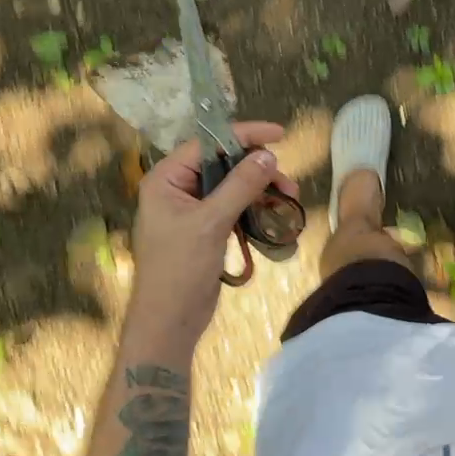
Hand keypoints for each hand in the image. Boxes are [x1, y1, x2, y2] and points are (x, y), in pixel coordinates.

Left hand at [124, 122, 298, 344]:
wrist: (169, 321)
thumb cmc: (180, 269)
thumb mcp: (211, 223)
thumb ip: (240, 185)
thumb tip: (268, 154)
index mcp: (166, 179)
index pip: (208, 142)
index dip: (243, 134)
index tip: (279, 134)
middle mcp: (176, 188)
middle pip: (223, 162)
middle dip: (257, 167)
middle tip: (288, 181)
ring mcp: (191, 210)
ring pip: (232, 185)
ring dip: (260, 188)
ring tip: (289, 198)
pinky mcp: (205, 229)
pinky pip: (233, 206)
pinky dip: (254, 206)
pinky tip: (275, 213)